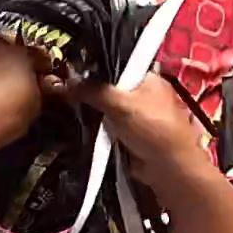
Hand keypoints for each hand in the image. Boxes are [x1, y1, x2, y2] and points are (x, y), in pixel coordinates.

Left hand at [0, 39, 47, 154]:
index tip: (43, 79)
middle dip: (17, 64)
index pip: (38, 54)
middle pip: (12, 50)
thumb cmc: (1, 116)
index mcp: (21, 52)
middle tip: (20, 83)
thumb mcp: (35, 105)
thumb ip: (42, 89)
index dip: (42, 68)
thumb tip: (44, 86)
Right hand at [75, 74, 213, 191]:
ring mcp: (136, 115)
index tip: (69, 71)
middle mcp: (143, 93)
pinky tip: (78, 124)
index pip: (116, 65)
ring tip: (65, 106)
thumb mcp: (120, 104)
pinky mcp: (129, 135)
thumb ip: (93, 91)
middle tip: (63, 91)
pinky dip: (96, 127)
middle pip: (109, 87)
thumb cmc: (150, 127)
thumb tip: (65, 82)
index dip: (93, 67)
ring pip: (106, 108)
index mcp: (147, 77)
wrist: (169, 168)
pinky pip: (106, 126)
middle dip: (89, 92)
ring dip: (91, 111)